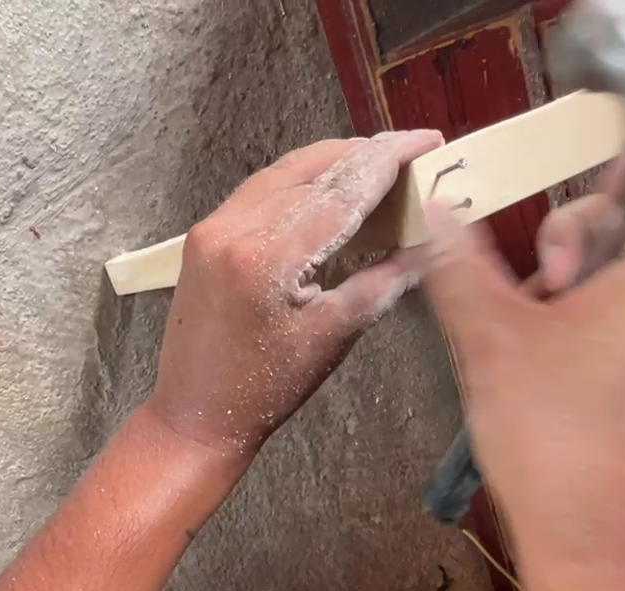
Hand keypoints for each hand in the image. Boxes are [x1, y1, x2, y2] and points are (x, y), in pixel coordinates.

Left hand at [145, 130, 444, 459]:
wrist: (196, 415)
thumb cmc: (264, 389)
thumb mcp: (333, 335)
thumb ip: (382, 281)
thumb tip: (428, 244)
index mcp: (269, 255)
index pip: (343, 187)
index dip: (390, 158)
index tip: (428, 140)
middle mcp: (234, 228)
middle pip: (312, 169)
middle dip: (363, 156)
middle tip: (407, 158)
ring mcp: (211, 229)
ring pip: (282, 174)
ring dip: (329, 166)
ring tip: (371, 172)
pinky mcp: (201, 238)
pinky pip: (257, 194)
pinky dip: (295, 186)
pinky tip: (322, 195)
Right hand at [421, 186, 624, 581]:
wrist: (593, 538)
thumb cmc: (552, 428)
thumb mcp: (490, 339)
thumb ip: (460, 264)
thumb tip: (435, 204)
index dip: (624, 174)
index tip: (561, 223)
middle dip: (585, 237)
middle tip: (540, 279)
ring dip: (583, 282)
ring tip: (535, 329)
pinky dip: (599, 316)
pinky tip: (551, 355)